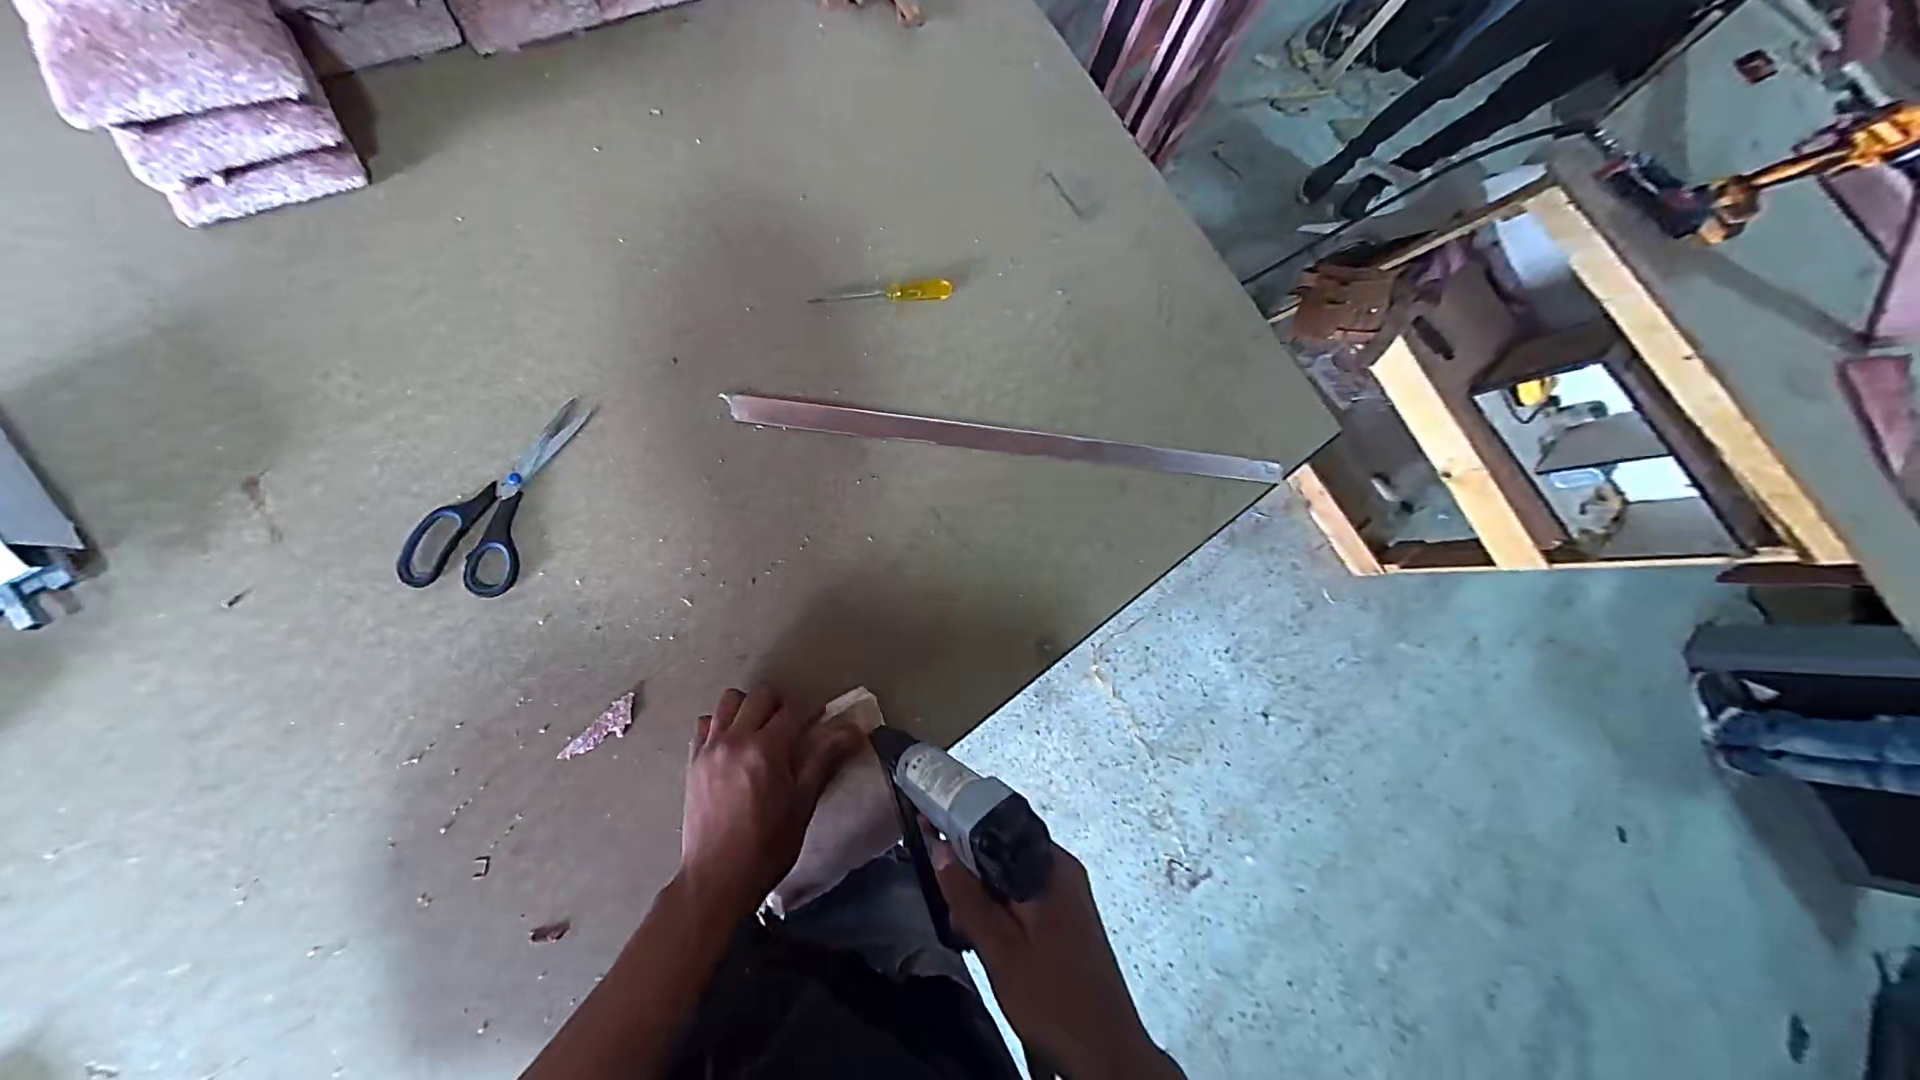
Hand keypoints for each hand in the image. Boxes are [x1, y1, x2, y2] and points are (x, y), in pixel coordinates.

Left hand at [679, 685, 860, 920]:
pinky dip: (720, 725)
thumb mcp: (802, 804)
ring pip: (729, 702)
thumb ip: (823, 760)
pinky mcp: (692, 762)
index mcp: (766, 749)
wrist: (717, 878)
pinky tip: (732, 745)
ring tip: (760, 730)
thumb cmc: (766, 845)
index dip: (811, 713)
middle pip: (760, 695)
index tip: (819, 722)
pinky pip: (704, 725)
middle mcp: (735, 740)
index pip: (793, 710)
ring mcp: (709, 749)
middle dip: (780, 703)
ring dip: (749, 707)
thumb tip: (850, 732)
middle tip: (791, 726)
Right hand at [934, 840, 1184, 1079]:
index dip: (959, 828)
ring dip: (984, 895)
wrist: (1104, 1052)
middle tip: (948, 902)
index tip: (929, 834)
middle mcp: (1063, 870)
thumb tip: (939, 850)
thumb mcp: (999, 948)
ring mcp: (1068, 893)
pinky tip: (988, 939)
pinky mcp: (1067, 916)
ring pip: (1011, 876)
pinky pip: (1024, 895)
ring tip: (965, 928)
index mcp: (1052, 866)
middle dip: (970, 871)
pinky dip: (1002, 909)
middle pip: (1003, 851)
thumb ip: (968, 897)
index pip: (997, 826)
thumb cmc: (1052, 998)